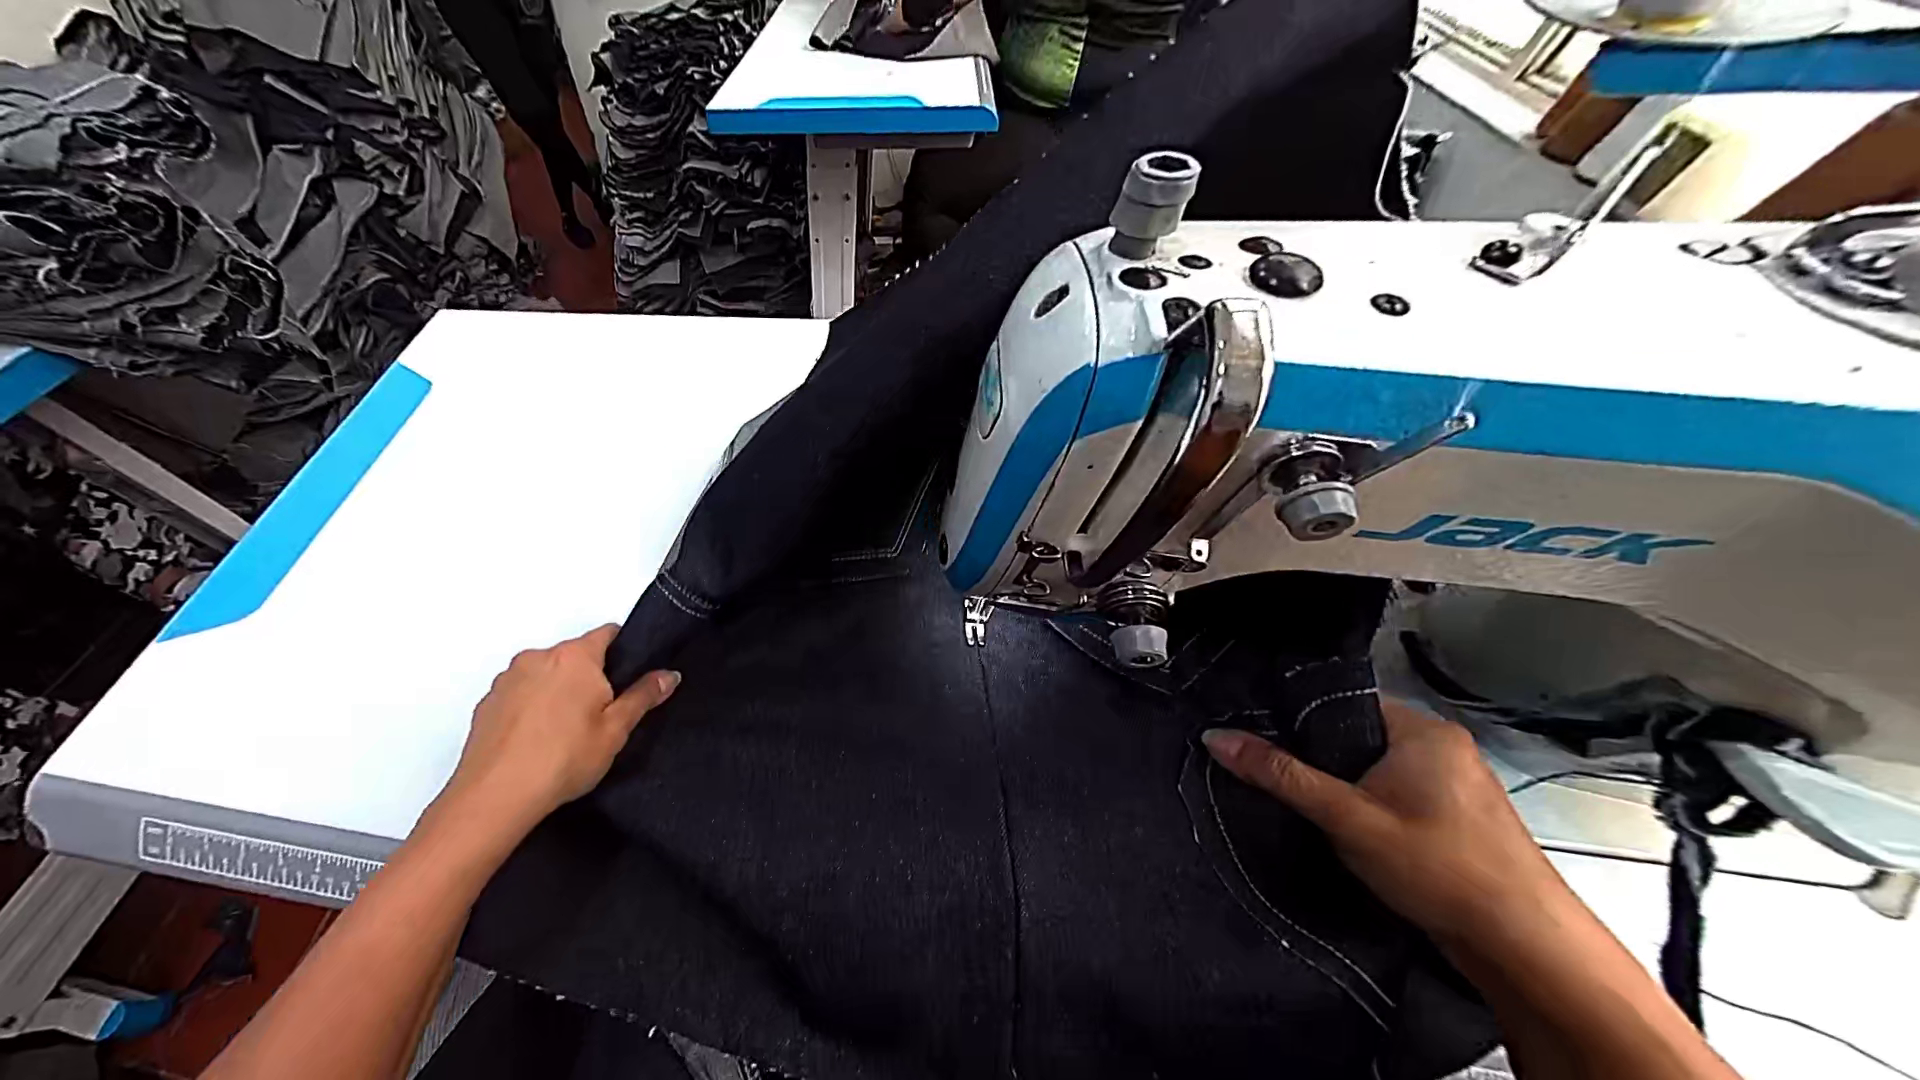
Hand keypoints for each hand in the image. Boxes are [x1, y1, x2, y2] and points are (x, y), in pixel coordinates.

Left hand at [437, 625, 679, 831]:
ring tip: (567, 733)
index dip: (625, 651)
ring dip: (559, 693)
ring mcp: (508, 680)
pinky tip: (540, 741)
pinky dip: (533, 709)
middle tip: (601, 715)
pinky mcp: (487, 703)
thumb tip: (667, 676)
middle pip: (576, 656)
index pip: (608, 633)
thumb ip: (644, 695)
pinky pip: (521, 695)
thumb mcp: (617, 729)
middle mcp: (537, 659)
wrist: (494, 798)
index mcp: (574, 657)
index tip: (630, 676)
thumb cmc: (558, 761)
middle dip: (591, 678)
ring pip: (547, 675)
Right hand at [1202, 699, 1578, 948]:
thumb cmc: (1442, 869)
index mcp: (1423, 729)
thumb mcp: (1347, 818)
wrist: (1528, 950)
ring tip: (1304, 801)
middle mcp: (1443, 746)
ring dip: (1344, 785)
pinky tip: (1347, 829)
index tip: (1259, 733)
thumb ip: (1281, 775)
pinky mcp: (1458, 818)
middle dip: (1319, 756)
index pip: (1343, 701)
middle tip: (1276, 773)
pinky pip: (1396, 793)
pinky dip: (1369, 804)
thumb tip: (1217, 737)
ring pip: (1376, 768)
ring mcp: (1456, 783)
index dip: (1298, 717)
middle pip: (1357, 735)